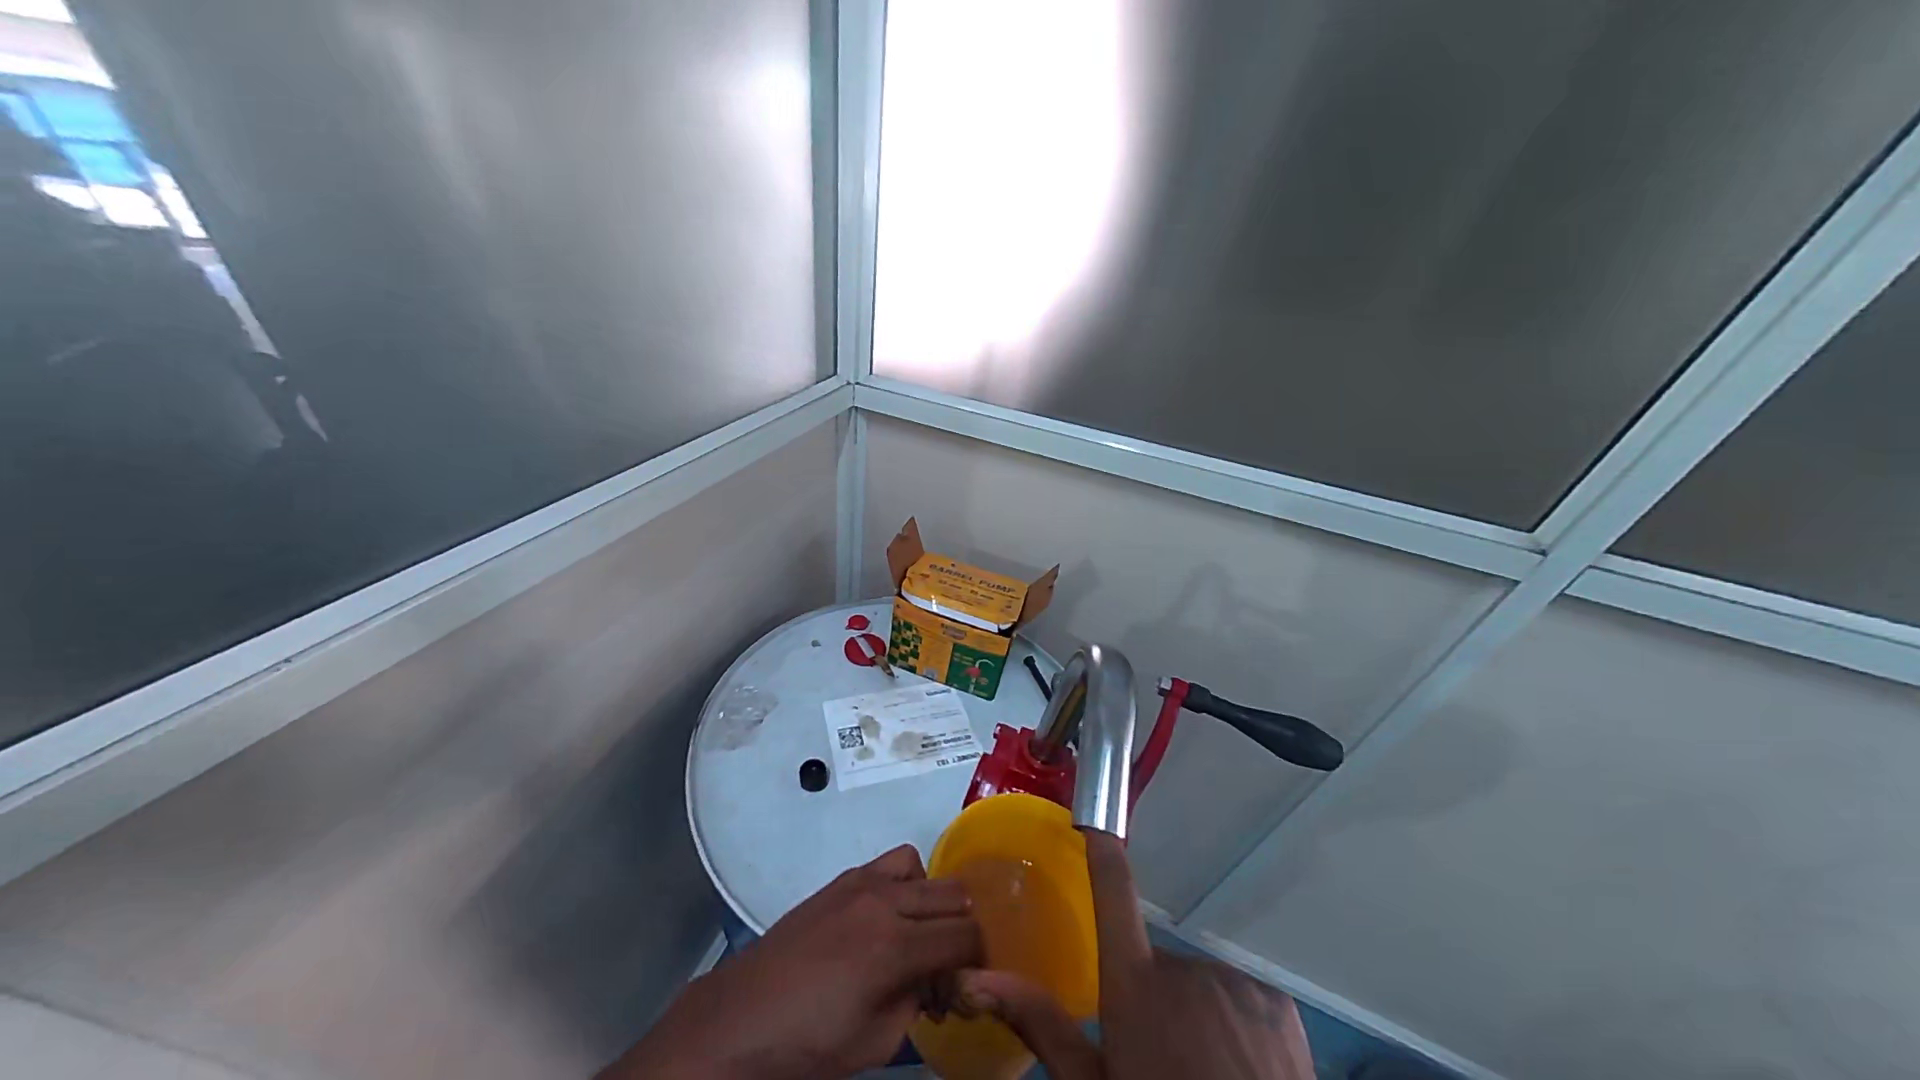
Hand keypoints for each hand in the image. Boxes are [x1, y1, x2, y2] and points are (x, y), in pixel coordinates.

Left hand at [600, 845, 982, 1079]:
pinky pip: (889, 864)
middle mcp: (884, 902)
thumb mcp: (876, 1042)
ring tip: (917, 934)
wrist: (739, 1020)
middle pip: (954, 896)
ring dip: (933, 900)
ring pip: (924, 869)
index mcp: (896, 946)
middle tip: (947, 964)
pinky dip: (903, 883)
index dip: (979, 959)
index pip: (967, 936)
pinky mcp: (839, 881)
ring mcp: (860, 884)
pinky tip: (885, 918)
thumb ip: (918, 1002)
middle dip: (962, 929)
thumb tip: (938, 981)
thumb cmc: (808, 1044)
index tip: (969, 982)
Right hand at [955, 830, 1314, 1078]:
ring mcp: (1233, 982)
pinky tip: (1237, 1068)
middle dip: (1149, 997)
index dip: (1102, 852)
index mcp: (1133, 983)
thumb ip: (1040, 1023)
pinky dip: (1234, 1023)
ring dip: (1192, 1014)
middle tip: (1153, 1057)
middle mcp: (1183, 967)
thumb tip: (977, 976)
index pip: (1112, 894)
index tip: (1091, 819)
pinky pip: (1238, 998)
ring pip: (1197, 985)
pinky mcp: (1274, 1002)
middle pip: (1154, 964)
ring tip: (1197, 1070)